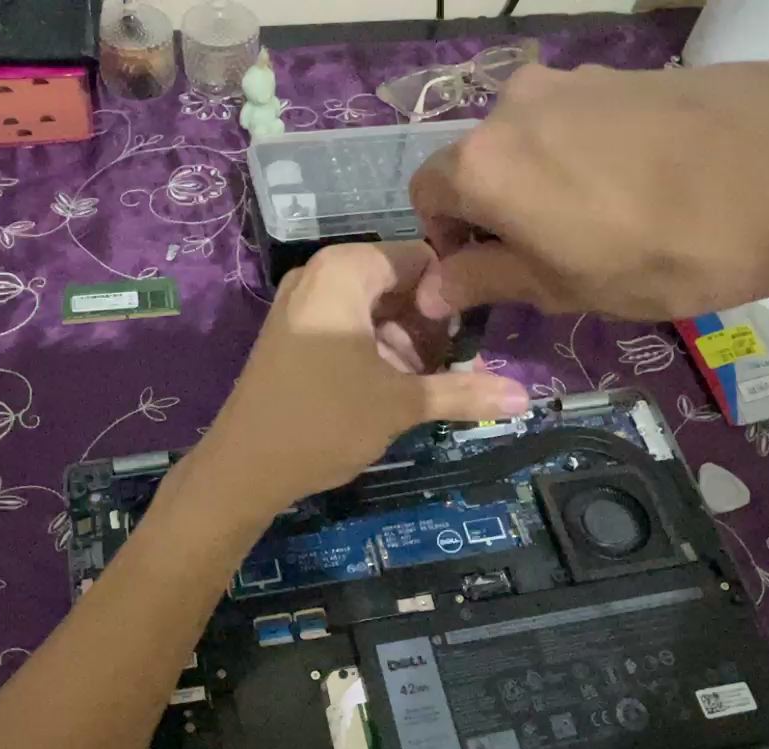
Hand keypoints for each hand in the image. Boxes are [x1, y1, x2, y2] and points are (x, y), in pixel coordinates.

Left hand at [182, 242, 529, 517]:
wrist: (244, 468)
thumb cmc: (325, 422)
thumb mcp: (399, 404)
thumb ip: (463, 393)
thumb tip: (525, 398)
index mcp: (345, 270)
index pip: (422, 260)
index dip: (453, 300)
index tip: (470, 343)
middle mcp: (320, 274)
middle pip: (398, 284)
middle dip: (428, 327)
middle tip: (446, 372)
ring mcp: (301, 304)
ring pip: (374, 310)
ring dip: (404, 346)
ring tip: (418, 390)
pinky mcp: (291, 335)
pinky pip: (347, 327)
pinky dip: (374, 352)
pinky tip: (387, 391)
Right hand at [410, 59, 768, 320]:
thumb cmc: (658, 251)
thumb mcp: (558, 286)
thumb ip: (485, 281)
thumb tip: (431, 289)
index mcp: (482, 162)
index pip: (426, 197)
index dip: (445, 244)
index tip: (485, 279)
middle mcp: (514, 107)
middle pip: (476, 167)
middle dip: (493, 217)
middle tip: (543, 265)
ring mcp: (575, 79)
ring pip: (528, 146)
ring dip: (538, 191)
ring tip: (597, 232)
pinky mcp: (627, 73)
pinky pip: (576, 125)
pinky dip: (581, 163)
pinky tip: (634, 194)